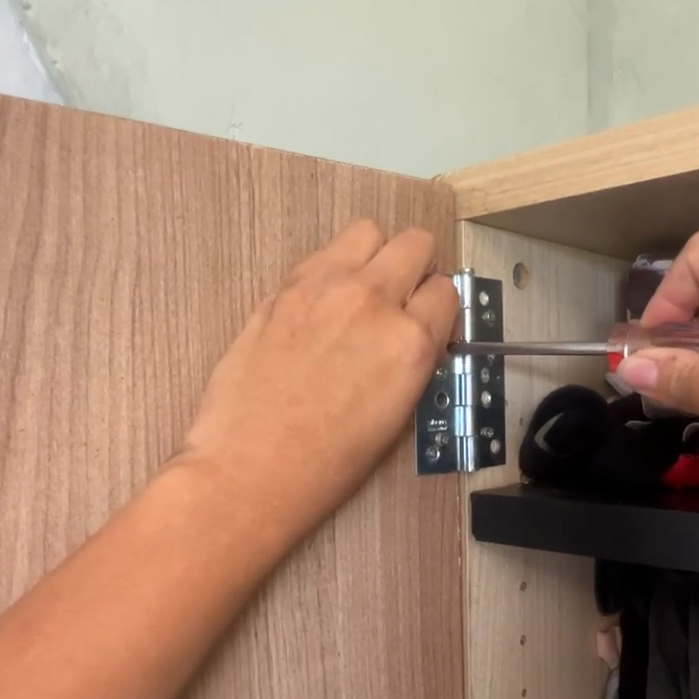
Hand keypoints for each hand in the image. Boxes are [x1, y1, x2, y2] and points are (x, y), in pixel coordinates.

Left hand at [173, 220, 457, 541]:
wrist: (252, 466)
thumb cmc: (327, 462)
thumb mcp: (397, 416)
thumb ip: (412, 360)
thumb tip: (413, 335)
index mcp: (411, 343)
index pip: (446, 291)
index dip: (438, 308)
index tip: (426, 321)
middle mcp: (374, 302)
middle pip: (415, 243)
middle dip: (416, 267)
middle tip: (401, 295)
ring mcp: (325, 287)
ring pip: (368, 232)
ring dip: (374, 255)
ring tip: (360, 290)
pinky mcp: (284, 287)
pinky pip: (322, 253)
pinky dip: (332, 268)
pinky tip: (321, 305)